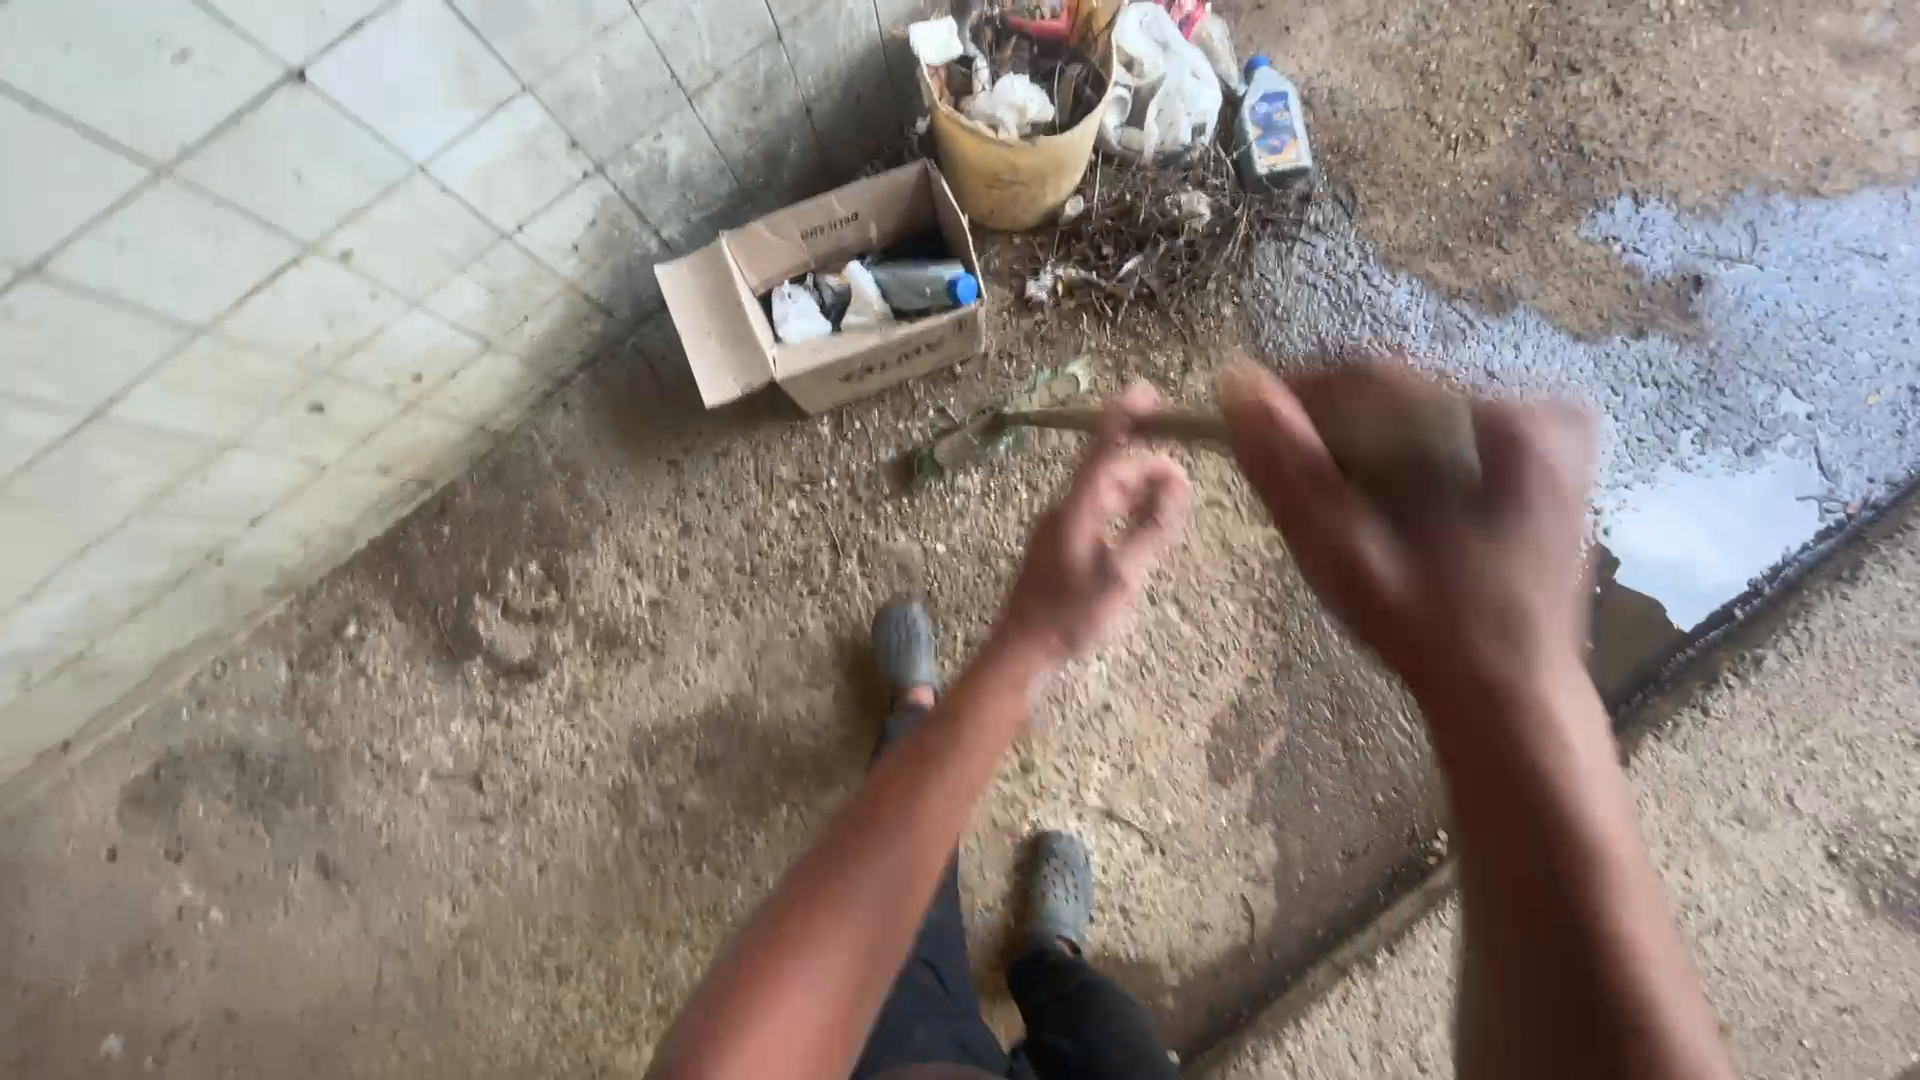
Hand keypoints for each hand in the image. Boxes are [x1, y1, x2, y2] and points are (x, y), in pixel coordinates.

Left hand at [997, 383, 1191, 663]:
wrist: (1023, 649)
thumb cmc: (1070, 615)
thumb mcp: (1122, 575)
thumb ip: (1151, 528)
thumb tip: (1179, 484)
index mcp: (1075, 509)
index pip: (1103, 451)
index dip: (1124, 419)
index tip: (1147, 393)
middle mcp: (1064, 510)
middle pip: (1107, 474)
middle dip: (1145, 469)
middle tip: (1182, 483)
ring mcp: (1059, 529)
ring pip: (1102, 496)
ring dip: (1135, 494)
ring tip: (1168, 505)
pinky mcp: (1059, 548)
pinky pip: (1096, 516)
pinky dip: (1122, 514)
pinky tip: (1140, 531)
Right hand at [1220, 359, 1597, 715]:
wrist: (1511, 696)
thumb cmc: (1425, 629)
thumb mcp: (1343, 552)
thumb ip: (1289, 468)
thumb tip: (1236, 384)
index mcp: (1506, 427)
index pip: (1374, 378)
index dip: (1296, 394)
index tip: (1242, 420)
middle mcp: (1539, 415)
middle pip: (1396, 396)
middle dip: (1329, 432)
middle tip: (1286, 480)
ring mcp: (1547, 440)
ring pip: (1414, 416)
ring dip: (1357, 448)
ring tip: (1324, 499)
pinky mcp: (1542, 464)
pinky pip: (1441, 438)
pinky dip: (1393, 463)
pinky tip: (1371, 506)